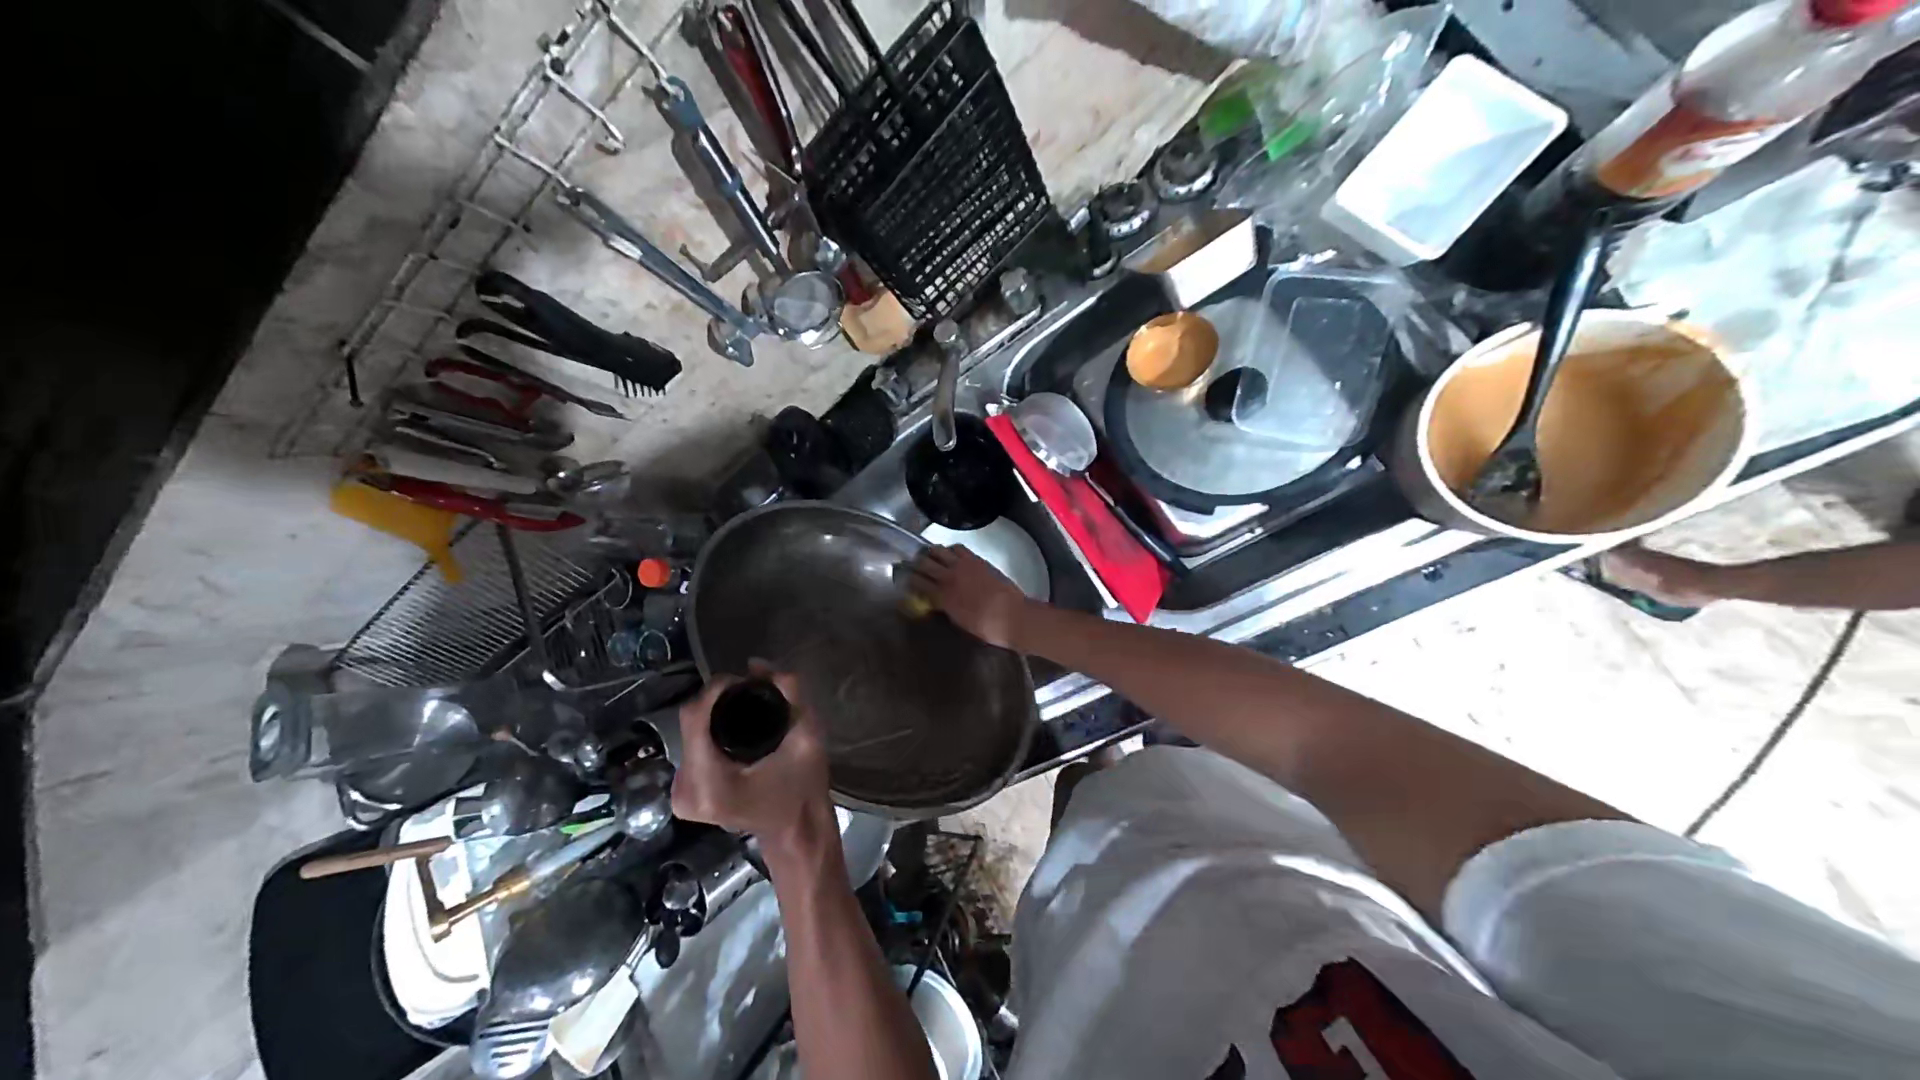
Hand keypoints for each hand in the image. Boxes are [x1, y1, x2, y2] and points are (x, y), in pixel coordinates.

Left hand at [671, 666, 835, 866]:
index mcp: (709, 782)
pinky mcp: (682, 794)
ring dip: (715, 713)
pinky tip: (735, 729)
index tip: (746, 679)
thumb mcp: (806, 737)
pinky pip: (692, 746)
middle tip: (754, 692)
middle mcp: (685, 789)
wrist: (797, 834)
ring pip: (690, 732)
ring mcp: (679, 794)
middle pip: (690, 722)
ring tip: (747, 708)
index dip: (716, 689)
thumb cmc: (803, 790)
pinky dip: (711, 731)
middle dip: (719, 699)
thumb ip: (789, 695)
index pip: (694, 716)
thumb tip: (758, 663)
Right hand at [909, 545, 1034, 650]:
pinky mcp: (976, 560)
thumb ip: (946, 608)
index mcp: (942, 597)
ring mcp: (962, 566)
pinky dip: (950, 549)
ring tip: (930, 556)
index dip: (909, 580)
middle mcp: (948, 578)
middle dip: (916, 564)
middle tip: (913, 564)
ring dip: (931, 553)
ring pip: (938, 551)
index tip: (905, 579)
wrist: (1012, 616)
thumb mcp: (959, 621)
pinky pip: (958, 548)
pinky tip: (951, 554)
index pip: (918, 584)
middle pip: (924, 564)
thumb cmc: (986, 627)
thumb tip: (938, 602)